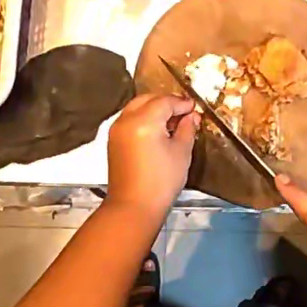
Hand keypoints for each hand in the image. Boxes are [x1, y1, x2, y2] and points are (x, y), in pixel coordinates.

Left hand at [106, 94, 199, 218]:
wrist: (133, 207)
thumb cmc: (161, 182)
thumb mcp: (181, 153)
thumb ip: (187, 129)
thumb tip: (191, 117)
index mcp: (144, 121)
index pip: (165, 101)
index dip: (182, 103)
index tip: (194, 108)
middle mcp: (126, 121)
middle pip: (148, 100)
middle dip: (166, 103)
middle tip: (183, 113)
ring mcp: (116, 130)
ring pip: (136, 108)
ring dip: (154, 109)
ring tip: (171, 123)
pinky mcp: (113, 141)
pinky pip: (129, 120)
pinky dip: (143, 119)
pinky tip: (157, 132)